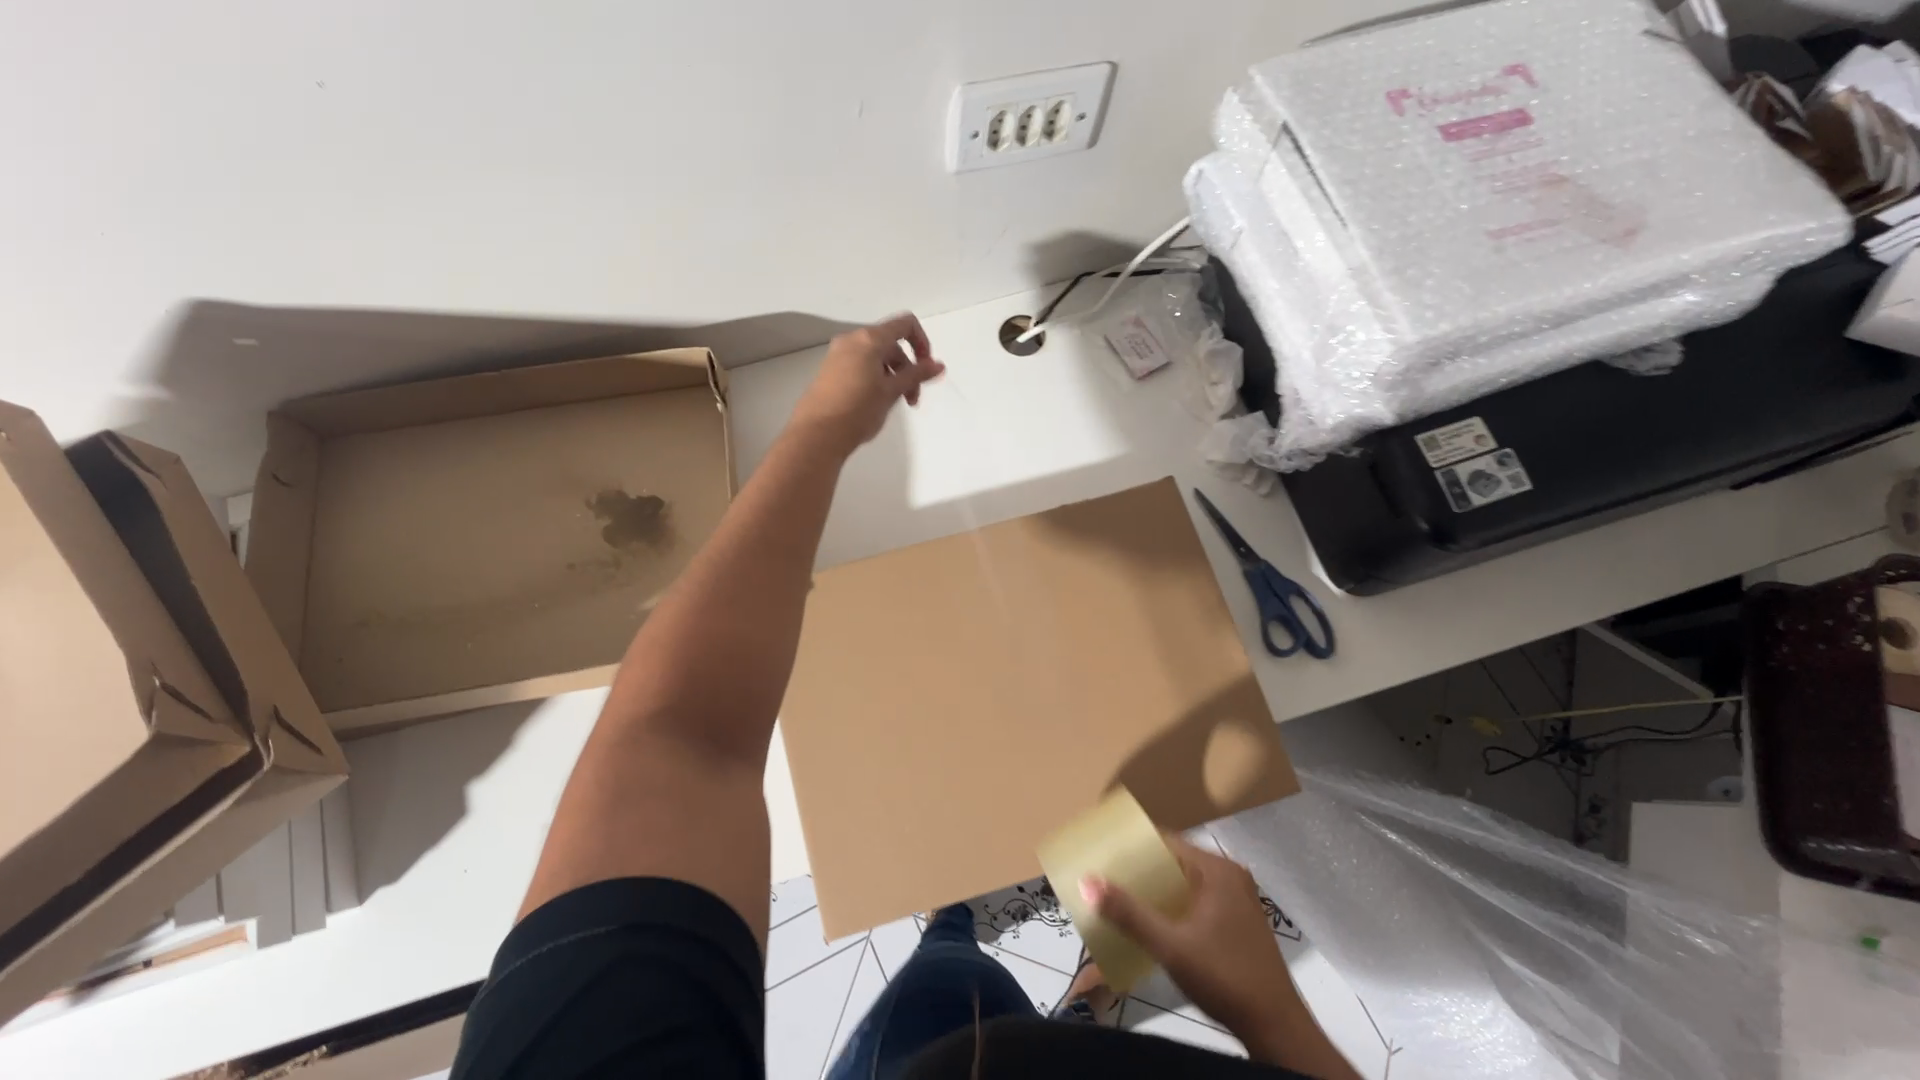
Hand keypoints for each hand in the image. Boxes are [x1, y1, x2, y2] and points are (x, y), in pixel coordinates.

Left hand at [789, 313, 943, 454]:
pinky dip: (876, 379)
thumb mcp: (891, 391)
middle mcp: (852, 340)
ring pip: (876, 357)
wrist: (816, 434)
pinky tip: (875, 404)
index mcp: (869, 339)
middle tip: (912, 399)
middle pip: (891, 344)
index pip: (905, 325)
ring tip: (895, 405)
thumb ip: (916, 375)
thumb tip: (939, 365)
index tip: (927, 369)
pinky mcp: (830, 371)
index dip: (922, 343)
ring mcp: (838, 355)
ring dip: (893, 376)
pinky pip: (861, 366)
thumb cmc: (858, 410)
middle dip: (908, 368)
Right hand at [1082, 836, 1305, 1061]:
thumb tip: (1087, 881)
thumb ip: (1128, 913)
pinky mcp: (1238, 921)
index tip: (1100, 853)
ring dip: (1155, 891)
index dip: (1132, 847)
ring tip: (1119, 899)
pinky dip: (1173, 906)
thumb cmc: (1223, 977)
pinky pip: (1197, 900)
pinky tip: (1151, 923)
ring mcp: (1237, 899)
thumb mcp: (1170, 946)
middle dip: (1139, 871)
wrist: (1275, 1026)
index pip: (1166, 841)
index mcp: (1217, 870)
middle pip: (1174, 861)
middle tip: (1103, 878)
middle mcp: (1229, 876)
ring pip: (1185, 883)